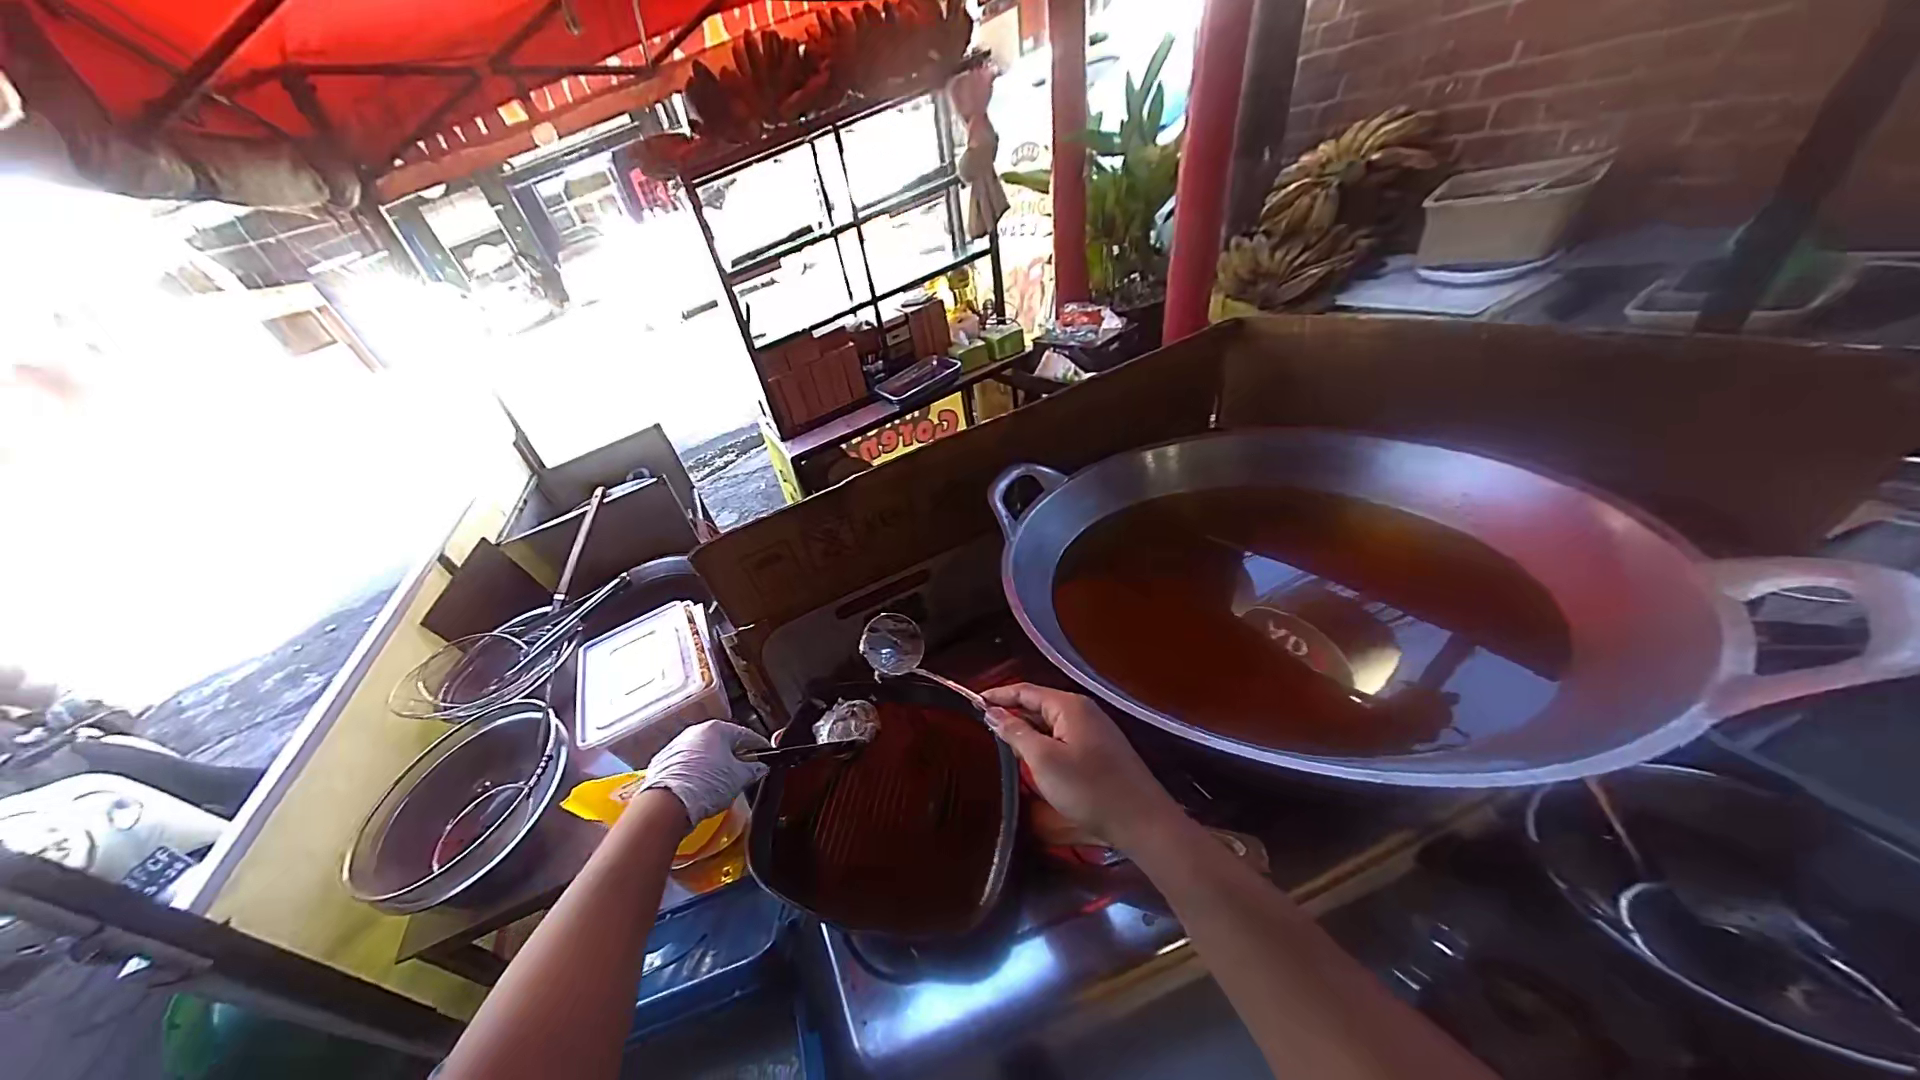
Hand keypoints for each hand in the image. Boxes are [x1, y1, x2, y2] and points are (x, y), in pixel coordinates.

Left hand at [638, 720, 768, 825]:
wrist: (667, 805)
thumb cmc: (706, 785)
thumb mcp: (740, 778)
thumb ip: (754, 769)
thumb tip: (760, 767)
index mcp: (717, 728)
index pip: (746, 734)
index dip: (759, 746)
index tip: (765, 754)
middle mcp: (695, 731)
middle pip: (723, 742)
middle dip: (735, 756)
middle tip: (745, 771)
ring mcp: (676, 745)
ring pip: (703, 753)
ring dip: (714, 764)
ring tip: (721, 782)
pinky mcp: (662, 762)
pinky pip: (686, 764)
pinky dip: (696, 772)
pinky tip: (701, 787)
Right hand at [982, 683, 1183, 851]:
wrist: (1141, 821)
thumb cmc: (1089, 789)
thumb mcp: (1044, 760)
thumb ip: (1016, 732)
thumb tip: (993, 713)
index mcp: (1069, 706)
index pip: (1025, 690)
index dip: (998, 695)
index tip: (973, 702)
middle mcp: (1083, 711)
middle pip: (1038, 703)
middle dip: (1011, 711)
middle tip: (982, 723)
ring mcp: (1094, 730)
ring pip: (1050, 722)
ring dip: (1026, 727)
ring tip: (1001, 739)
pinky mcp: (1100, 750)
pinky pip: (1063, 736)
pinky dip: (1042, 741)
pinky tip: (1032, 756)